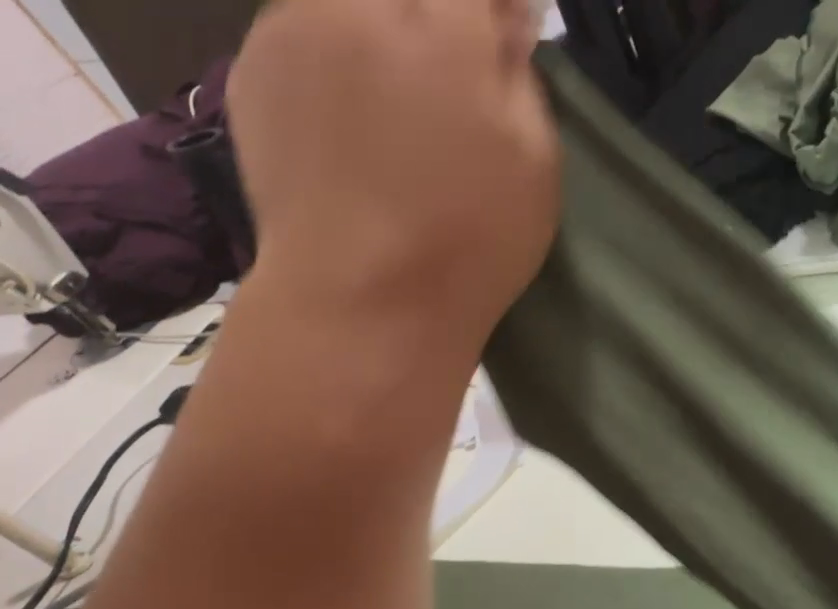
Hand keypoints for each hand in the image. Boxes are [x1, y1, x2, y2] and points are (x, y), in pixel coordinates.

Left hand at [229, 0, 558, 348]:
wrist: (364, 295)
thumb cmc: (475, 238)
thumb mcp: (533, 161)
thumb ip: (517, 74)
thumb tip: (501, 21)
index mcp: (441, 33)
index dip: (491, 6)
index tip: (508, 26)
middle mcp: (355, 7)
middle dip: (435, 18)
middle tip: (457, 63)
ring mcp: (290, 30)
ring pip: (345, 1)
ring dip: (380, 26)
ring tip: (403, 90)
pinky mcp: (250, 65)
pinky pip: (303, 27)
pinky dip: (335, 48)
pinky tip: (356, 113)